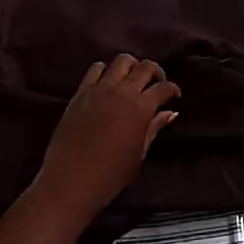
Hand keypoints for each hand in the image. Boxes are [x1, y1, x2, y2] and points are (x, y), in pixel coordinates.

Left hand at [32, 55, 180, 219]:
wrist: (69, 183)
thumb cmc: (110, 176)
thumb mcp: (139, 154)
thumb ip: (154, 128)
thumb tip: (170, 113)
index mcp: (141, 107)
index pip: (163, 88)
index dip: (173, 89)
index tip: (174, 95)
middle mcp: (123, 91)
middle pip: (145, 66)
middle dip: (156, 72)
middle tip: (156, 84)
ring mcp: (100, 89)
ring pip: (122, 60)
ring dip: (132, 67)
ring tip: (132, 80)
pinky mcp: (81, 92)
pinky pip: (95, 69)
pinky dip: (105, 71)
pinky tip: (107, 84)